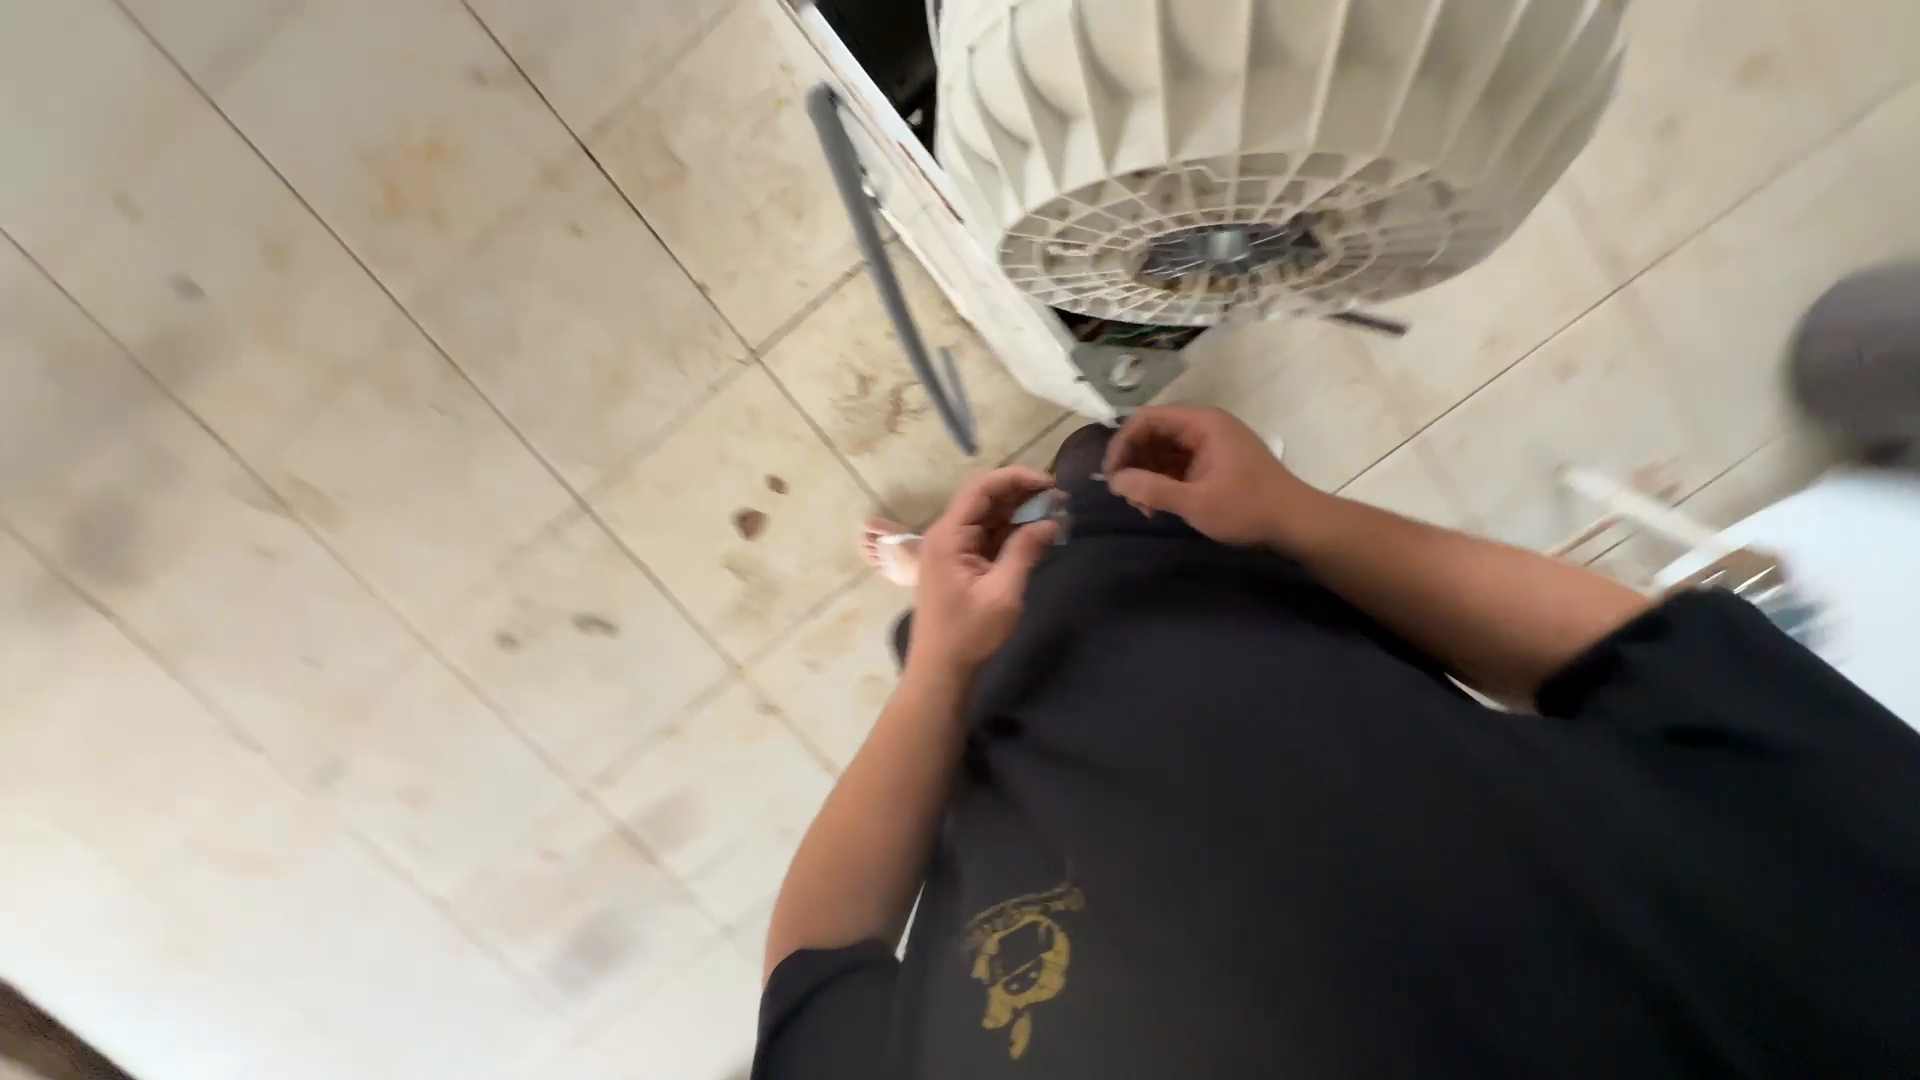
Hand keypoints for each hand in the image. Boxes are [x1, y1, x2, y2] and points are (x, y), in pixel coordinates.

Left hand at [910, 467, 1060, 676]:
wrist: (941, 668)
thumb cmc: (969, 633)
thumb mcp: (1003, 593)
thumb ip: (1025, 552)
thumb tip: (1051, 523)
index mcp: (949, 536)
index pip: (981, 489)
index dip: (1016, 478)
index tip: (1050, 483)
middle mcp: (946, 535)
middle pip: (984, 499)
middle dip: (1021, 493)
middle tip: (1058, 498)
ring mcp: (952, 549)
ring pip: (987, 517)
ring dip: (1018, 511)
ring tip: (1053, 512)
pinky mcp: (960, 563)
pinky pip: (987, 536)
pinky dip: (1011, 531)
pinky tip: (1036, 532)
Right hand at [1105, 405, 1327, 550]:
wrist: (1297, 524)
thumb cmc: (1248, 509)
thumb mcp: (1196, 503)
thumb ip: (1152, 490)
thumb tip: (1115, 482)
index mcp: (1204, 424)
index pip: (1148, 419)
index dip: (1123, 443)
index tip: (1111, 474)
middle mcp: (1206, 427)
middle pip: (1154, 433)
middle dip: (1133, 461)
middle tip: (1123, 493)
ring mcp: (1212, 445)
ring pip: (1164, 450)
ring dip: (1146, 474)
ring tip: (1140, 505)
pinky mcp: (1215, 463)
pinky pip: (1178, 464)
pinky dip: (1162, 481)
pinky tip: (1156, 506)